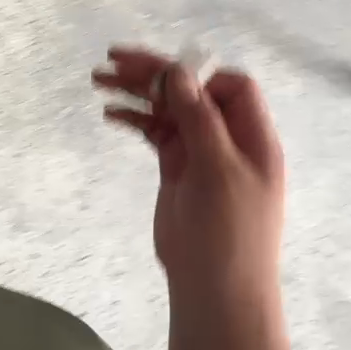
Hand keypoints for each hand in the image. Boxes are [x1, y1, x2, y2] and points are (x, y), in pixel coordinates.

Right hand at [94, 48, 286, 303]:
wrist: (215, 287)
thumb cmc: (229, 230)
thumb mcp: (218, 169)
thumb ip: (199, 118)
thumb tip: (178, 72)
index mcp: (252, 138)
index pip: (231, 86)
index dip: (198, 74)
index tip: (161, 75)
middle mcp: (227, 139)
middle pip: (190, 92)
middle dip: (153, 74)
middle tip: (111, 62)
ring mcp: (200, 153)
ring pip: (167, 109)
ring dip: (135, 92)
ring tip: (98, 81)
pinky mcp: (176, 167)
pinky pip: (154, 130)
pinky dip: (133, 117)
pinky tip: (110, 114)